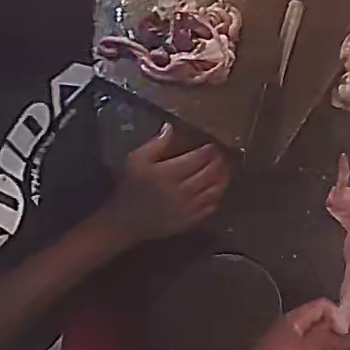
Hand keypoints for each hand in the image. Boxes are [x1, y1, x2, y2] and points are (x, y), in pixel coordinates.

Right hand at [101, 124, 230, 242]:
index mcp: (169, 173)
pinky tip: (216, 192)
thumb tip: (170, 127)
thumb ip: (155, 144)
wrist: (124, 222)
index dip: (209, 151)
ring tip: (225, 172)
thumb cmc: (128, 188)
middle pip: (210, 174)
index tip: (212, 146)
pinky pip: (210, 208)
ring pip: (214, 191)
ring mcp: (188, 208)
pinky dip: (216, 198)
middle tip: (221, 158)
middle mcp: (182, 190)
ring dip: (222, 180)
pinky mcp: (190, 221)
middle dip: (219, 163)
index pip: (198, 159)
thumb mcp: (136, 160)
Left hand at [217, 299, 349, 349]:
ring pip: (311, 340)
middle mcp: (288, 327)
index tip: (345, 336)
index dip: (338, 317)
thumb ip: (325, 335)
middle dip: (331, 336)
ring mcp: (283, 343)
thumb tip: (342, 325)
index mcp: (293, 320)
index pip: (322, 305)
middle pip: (318, 322)